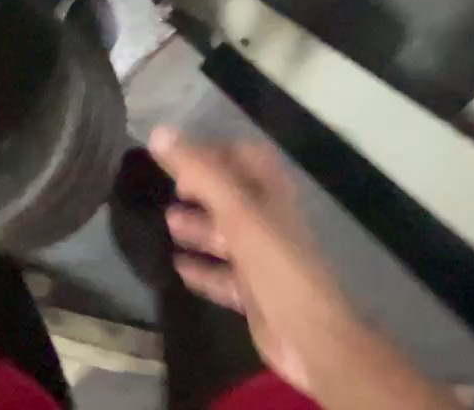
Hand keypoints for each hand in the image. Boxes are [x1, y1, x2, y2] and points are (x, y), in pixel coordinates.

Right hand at [148, 129, 459, 409]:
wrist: (315, 341)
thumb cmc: (278, 265)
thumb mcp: (236, 211)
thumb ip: (199, 171)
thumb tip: (159, 132)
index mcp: (272, 196)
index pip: (245, 156)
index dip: (214, 149)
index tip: (178, 150)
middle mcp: (270, 223)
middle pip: (232, 195)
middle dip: (200, 189)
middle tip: (167, 186)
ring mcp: (264, 260)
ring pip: (226, 235)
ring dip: (198, 227)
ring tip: (167, 222)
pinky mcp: (256, 295)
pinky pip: (223, 275)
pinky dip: (202, 269)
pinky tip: (177, 266)